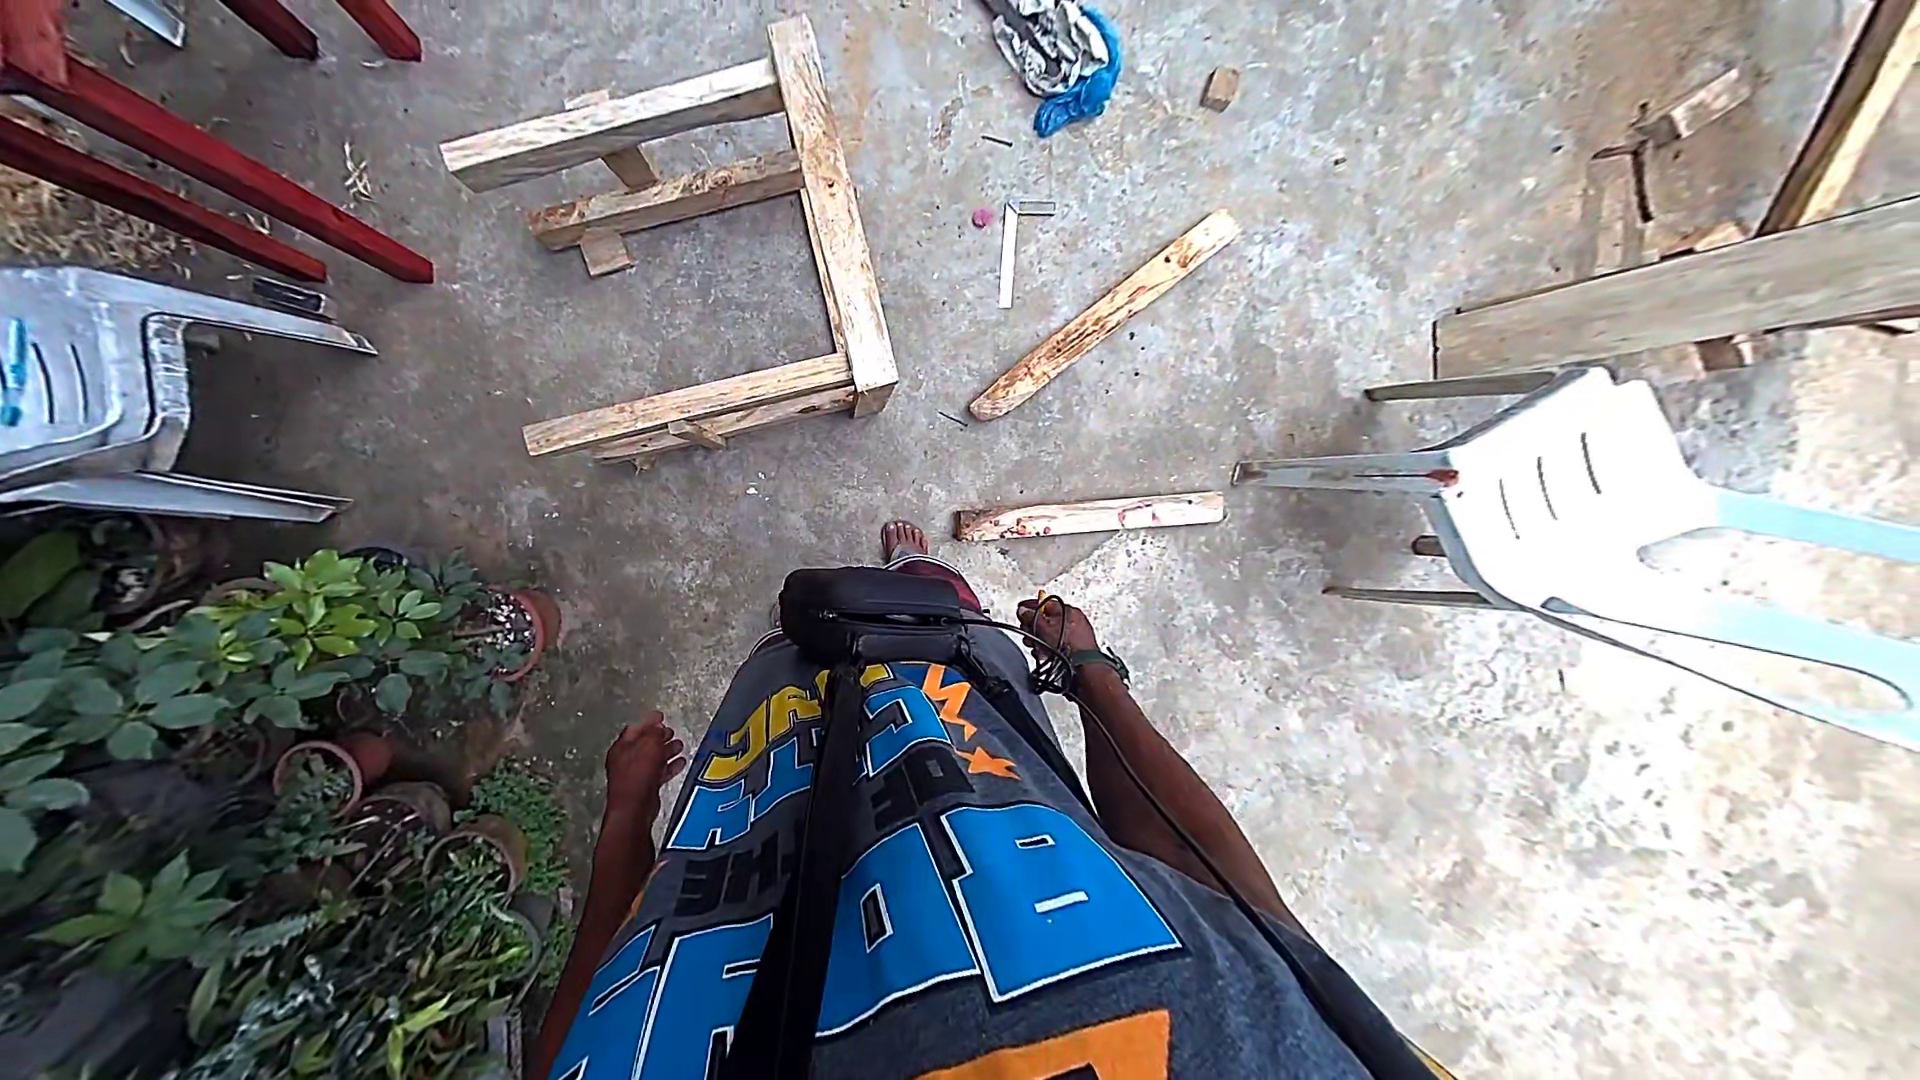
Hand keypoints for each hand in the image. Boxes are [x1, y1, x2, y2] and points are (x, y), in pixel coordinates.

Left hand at [603, 712, 686, 816]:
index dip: (649, 720)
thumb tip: (658, 726)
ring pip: (653, 757)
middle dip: (659, 735)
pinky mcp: (645, 787)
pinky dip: (670, 766)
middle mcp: (625, 760)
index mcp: (621, 747)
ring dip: (666, 750)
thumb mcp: (650, 745)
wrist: (636, 807)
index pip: (636, 728)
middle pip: (644, 742)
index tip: (659, 715)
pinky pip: (659, 771)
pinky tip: (679, 763)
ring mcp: (635, 774)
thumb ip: (654, 732)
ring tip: (679, 745)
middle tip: (670, 730)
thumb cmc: (638, 775)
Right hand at [1017, 595, 1098, 658]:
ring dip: (1039, 640)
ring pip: (1051, 634)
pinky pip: (1058, 645)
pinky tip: (1045, 654)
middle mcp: (1074, 620)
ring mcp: (1077, 635)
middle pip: (1047, 619)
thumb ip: (1030, 616)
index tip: (1021, 610)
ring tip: (1036, 646)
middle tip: (1027, 631)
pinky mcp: (1077, 649)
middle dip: (1033, 627)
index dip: (1030, 607)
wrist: (1083, 665)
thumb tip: (1023, 610)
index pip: (1044, 603)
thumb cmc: (1068, 644)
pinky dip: (1049, 649)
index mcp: (1067, 609)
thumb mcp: (1043, 626)